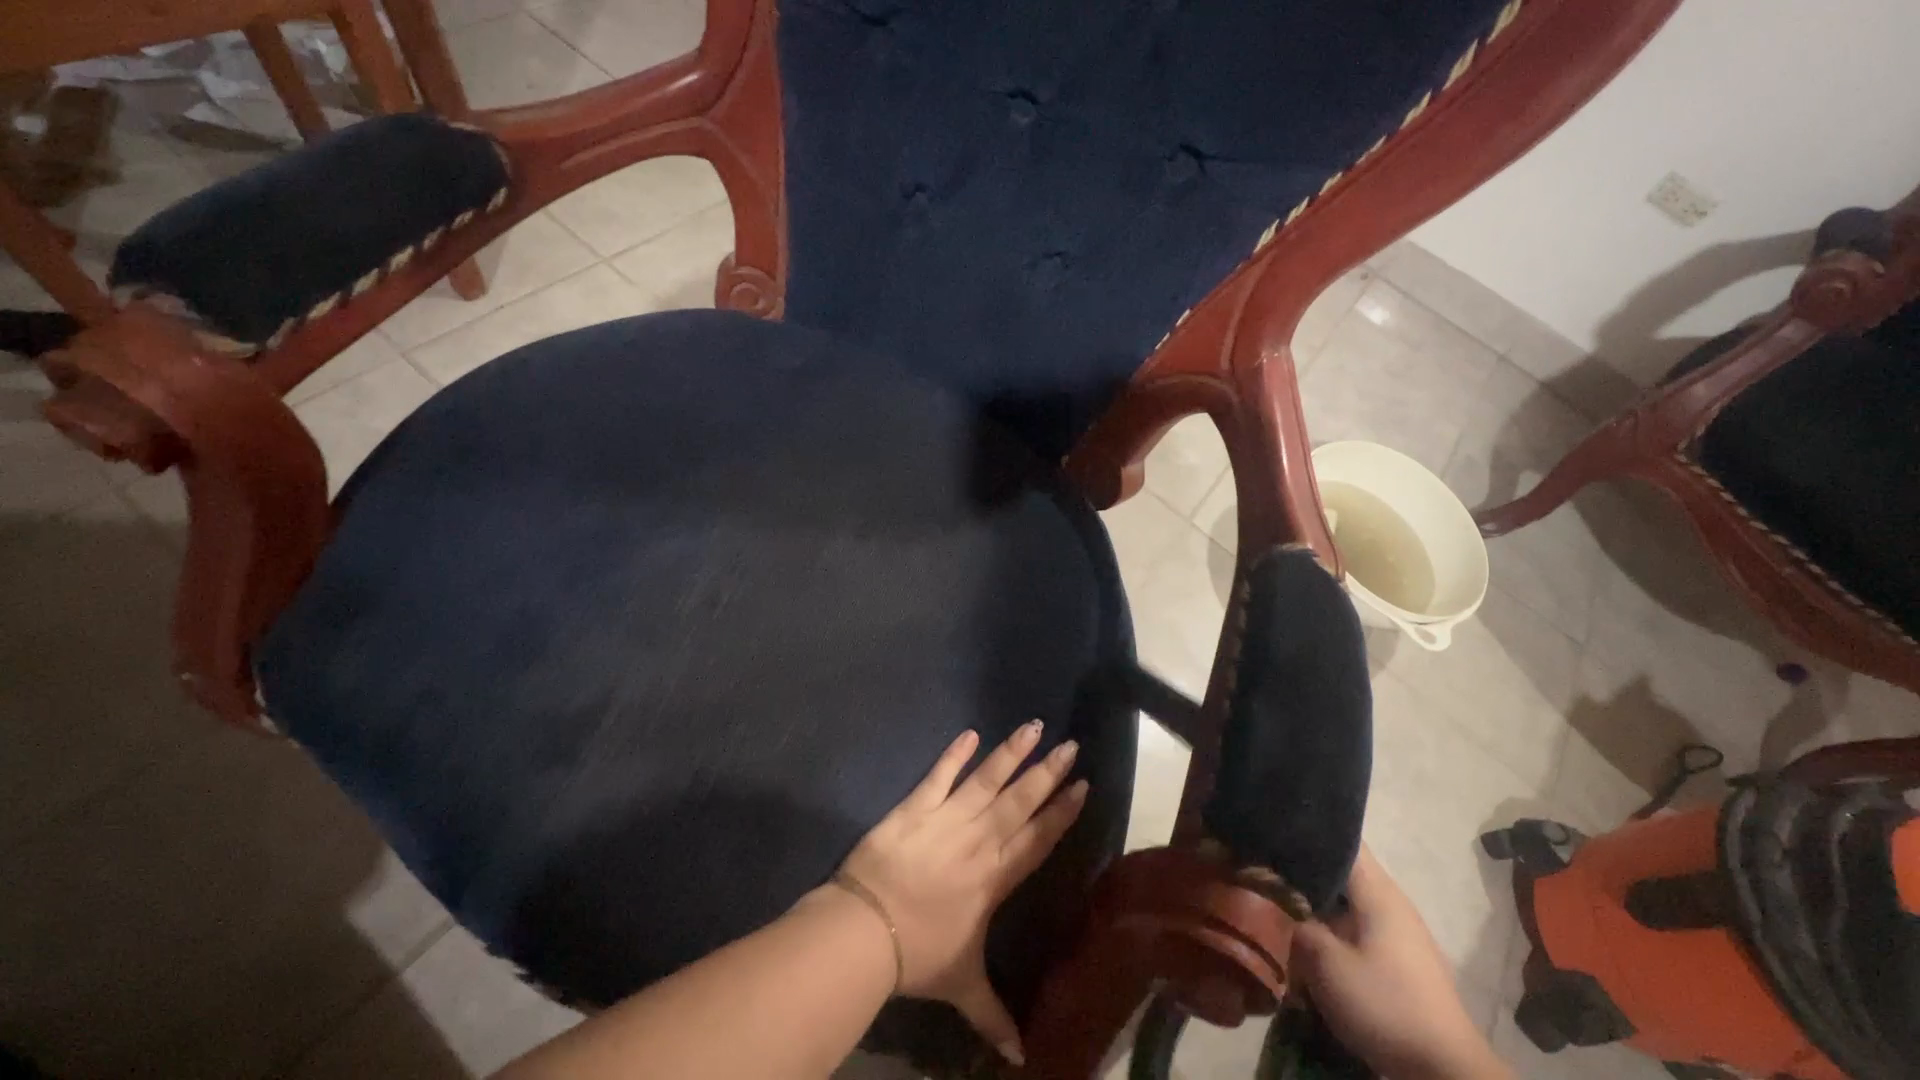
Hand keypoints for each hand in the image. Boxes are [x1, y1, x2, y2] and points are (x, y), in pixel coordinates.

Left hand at [835, 721, 1086, 1065]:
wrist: (866, 931)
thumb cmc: (918, 956)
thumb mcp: (962, 986)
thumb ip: (993, 1016)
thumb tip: (1023, 1058)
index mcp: (995, 879)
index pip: (1037, 840)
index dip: (1061, 813)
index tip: (1082, 787)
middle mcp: (979, 842)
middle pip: (1020, 802)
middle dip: (1048, 773)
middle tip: (1072, 746)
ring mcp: (947, 820)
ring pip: (987, 781)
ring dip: (1011, 753)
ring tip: (1035, 727)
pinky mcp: (914, 807)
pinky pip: (939, 776)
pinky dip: (954, 755)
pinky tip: (970, 734)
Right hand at [1289, 847, 1510, 1079]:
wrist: (1441, 1068)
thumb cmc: (1383, 1003)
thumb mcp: (1326, 963)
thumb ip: (1296, 924)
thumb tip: (1270, 901)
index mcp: (1379, 893)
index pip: (1343, 841)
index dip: (1308, 832)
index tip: (1269, 832)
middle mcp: (1390, 905)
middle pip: (1339, 874)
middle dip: (1301, 874)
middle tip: (1256, 873)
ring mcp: (1396, 935)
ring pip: (1343, 906)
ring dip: (1312, 909)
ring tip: (1271, 909)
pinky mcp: (1395, 962)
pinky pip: (1353, 933)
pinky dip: (1327, 934)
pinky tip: (1302, 947)